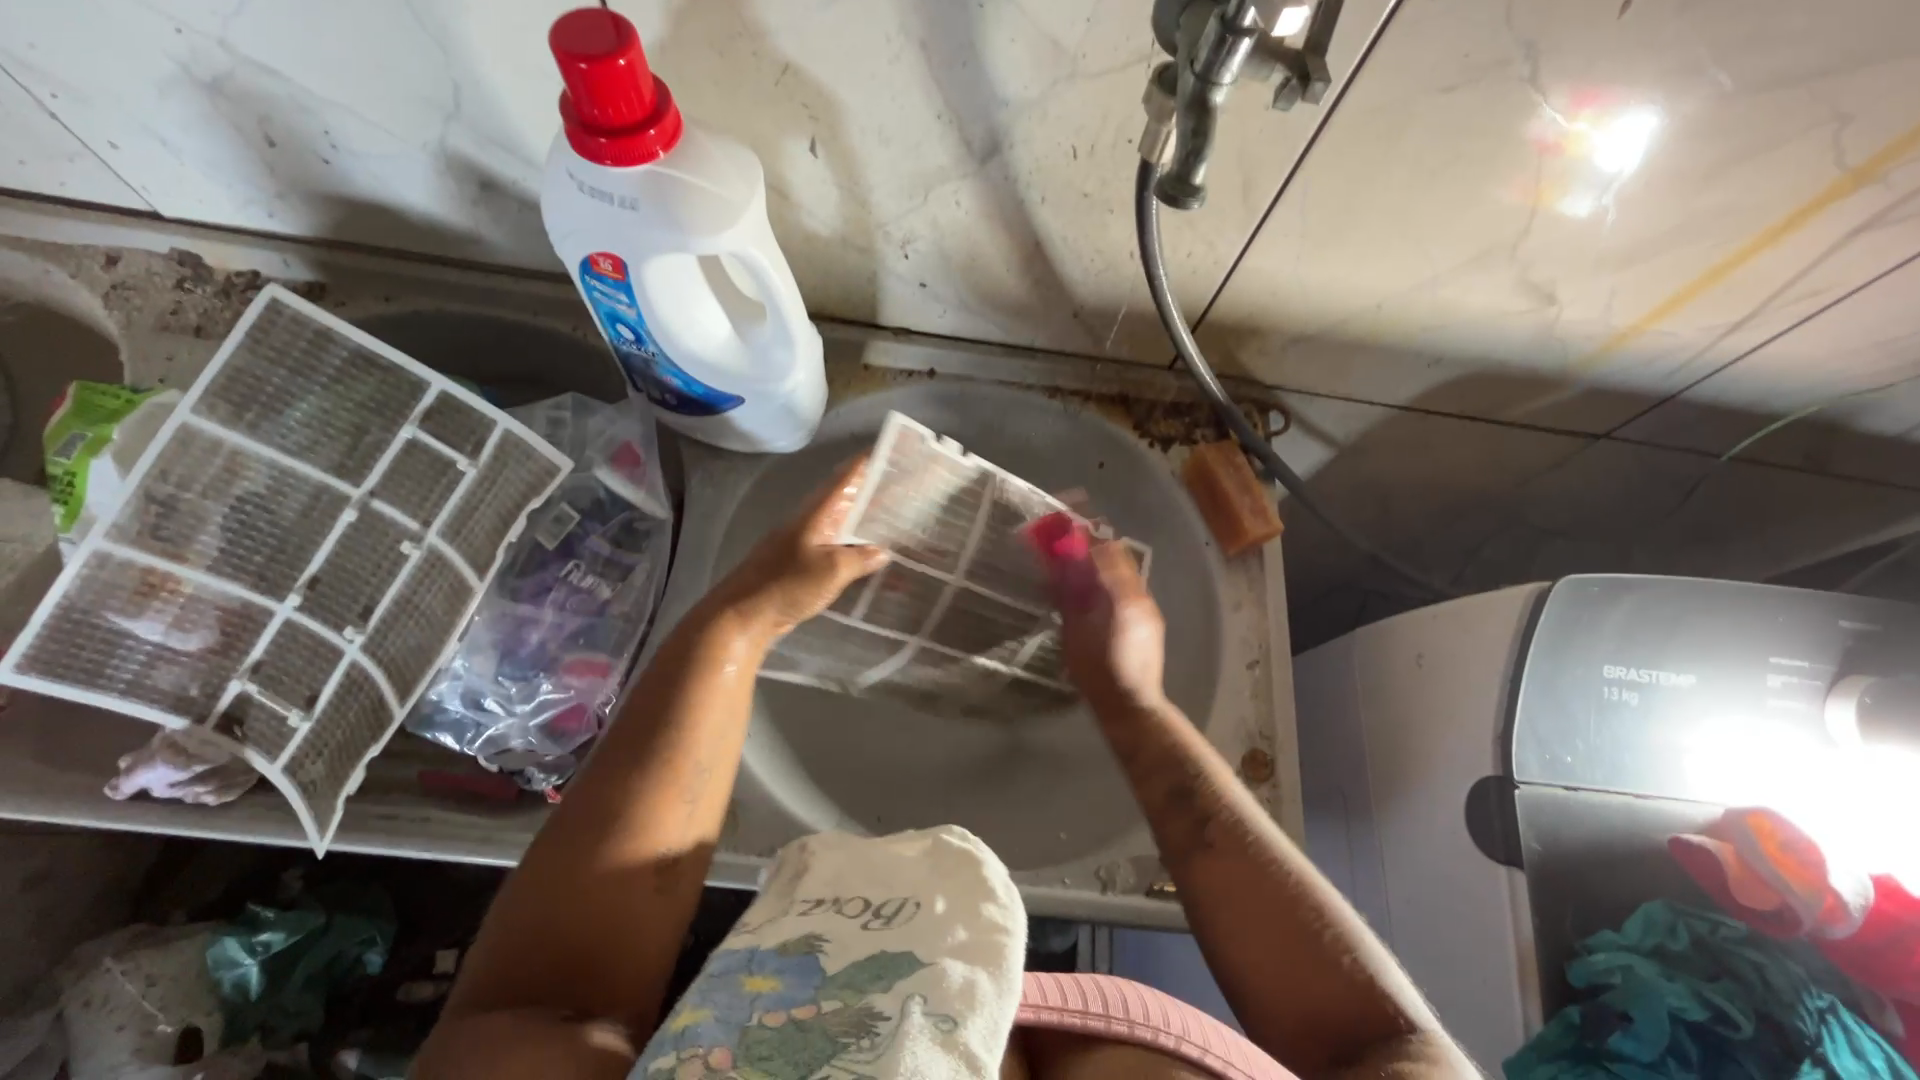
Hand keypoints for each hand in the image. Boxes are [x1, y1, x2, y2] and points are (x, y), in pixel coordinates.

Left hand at [704, 455, 889, 638]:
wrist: (743, 615)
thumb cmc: (787, 584)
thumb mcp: (832, 569)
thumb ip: (860, 558)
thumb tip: (882, 551)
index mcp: (815, 513)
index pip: (844, 479)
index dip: (865, 465)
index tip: (890, 455)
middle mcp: (808, 522)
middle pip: (843, 501)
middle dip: (871, 494)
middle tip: (903, 493)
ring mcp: (801, 544)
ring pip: (839, 526)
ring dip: (863, 523)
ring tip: (893, 524)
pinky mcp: (798, 566)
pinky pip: (832, 549)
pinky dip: (852, 549)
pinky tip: (867, 559)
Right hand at [1034, 513, 1168, 713]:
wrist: (1133, 707)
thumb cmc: (1098, 674)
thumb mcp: (1074, 633)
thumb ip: (1068, 595)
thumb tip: (1056, 562)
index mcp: (1120, 594)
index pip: (1101, 546)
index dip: (1081, 526)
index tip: (1063, 511)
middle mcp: (1139, 593)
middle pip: (1116, 551)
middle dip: (1091, 536)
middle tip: (1065, 530)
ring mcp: (1148, 605)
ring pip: (1124, 568)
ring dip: (1100, 555)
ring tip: (1075, 554)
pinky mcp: (1150, 618)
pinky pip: (1128, 584)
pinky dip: (1109, 575)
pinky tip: (1092, 585)